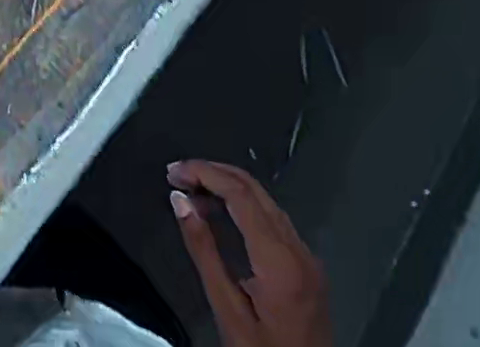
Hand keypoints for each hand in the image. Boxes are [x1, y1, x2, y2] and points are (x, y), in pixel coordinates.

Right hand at [168, 160, 330, 346]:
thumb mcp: (225, 308)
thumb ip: (202, 249)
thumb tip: (179, 199)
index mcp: (280, 261)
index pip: (240, 194)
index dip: (204, 173)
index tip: (172, 171)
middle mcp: (299, 250)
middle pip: (254, 189)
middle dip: (212, 172)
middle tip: (175, 175)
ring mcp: (307, 257)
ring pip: (264, 199)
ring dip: (225, 185)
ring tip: (189, 190)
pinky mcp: (307, 265)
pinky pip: (271, 217)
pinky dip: (240, 203)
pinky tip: (216, 211)